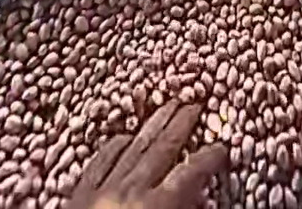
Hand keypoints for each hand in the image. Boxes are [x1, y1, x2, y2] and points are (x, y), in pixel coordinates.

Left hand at [68, 102, 227, 208]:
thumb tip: (198, 203)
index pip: (189, 174)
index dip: (208, 159)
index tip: (222, 147)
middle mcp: (131, 191)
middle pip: (162, 148)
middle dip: (181, 124)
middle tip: (195, 102)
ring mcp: (103, 190)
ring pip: (134, 147)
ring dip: (153, 124)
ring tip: (168, 105)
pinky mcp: (78, 197)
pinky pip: (100, 162)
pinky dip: (114, 146)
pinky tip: (124, 136)